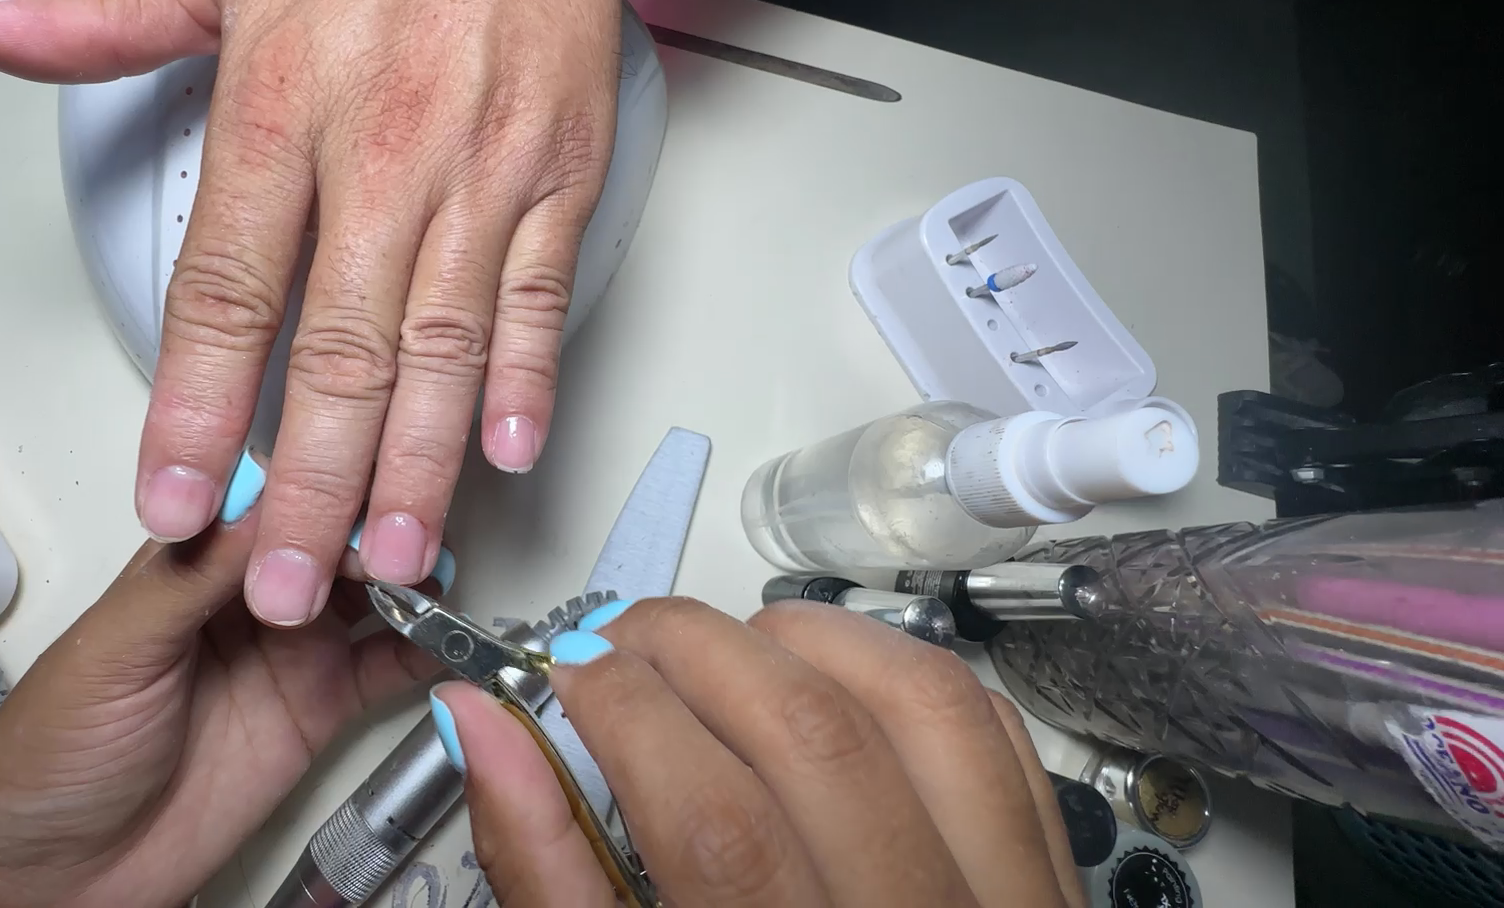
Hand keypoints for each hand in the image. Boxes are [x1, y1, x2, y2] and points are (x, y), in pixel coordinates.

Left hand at [0, 0, 701, 627]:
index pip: (227, 285)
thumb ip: (101, 11)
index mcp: (284, 100)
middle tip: (293, 583)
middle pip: (341, 348)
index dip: (196, 404)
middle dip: (314, 480)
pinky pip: (537, 297)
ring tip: (395, 555)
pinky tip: (505, 452)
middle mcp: (388, 153)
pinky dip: (525, 379)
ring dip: (418, 460)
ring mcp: (485, 174)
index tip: (176, 499)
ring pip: (445, 344)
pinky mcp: (559, 179)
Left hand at [0, 482, 435, 907]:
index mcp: (206, 557)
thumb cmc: (57, 751)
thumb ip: (190, 577)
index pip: (281, 497)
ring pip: (376, 590)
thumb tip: (264, 496)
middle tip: (409, 546)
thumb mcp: (115, 650)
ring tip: (438, 584)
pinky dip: (429, 648)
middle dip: (379, 531)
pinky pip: (391, 666)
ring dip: (413, 579)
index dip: (324, 489)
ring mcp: (301, 643)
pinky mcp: (326, 701)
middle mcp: (262, 588)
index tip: (359, 500)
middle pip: (339, 536)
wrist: (61, 882)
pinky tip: (452, 642)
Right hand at [435, 598, 1086, 907]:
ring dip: (792, 638)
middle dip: (685, 645)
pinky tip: (814, 669)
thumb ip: (540, 860)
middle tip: (616, 643)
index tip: (559, 670)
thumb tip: (478, 717)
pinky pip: (978, 724)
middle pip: (810, 733)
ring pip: (916, 704)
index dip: (616, 707)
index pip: (714, 820)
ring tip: (712, 650)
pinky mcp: (1041, 873)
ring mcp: (1012, 906)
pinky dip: (883, 659)